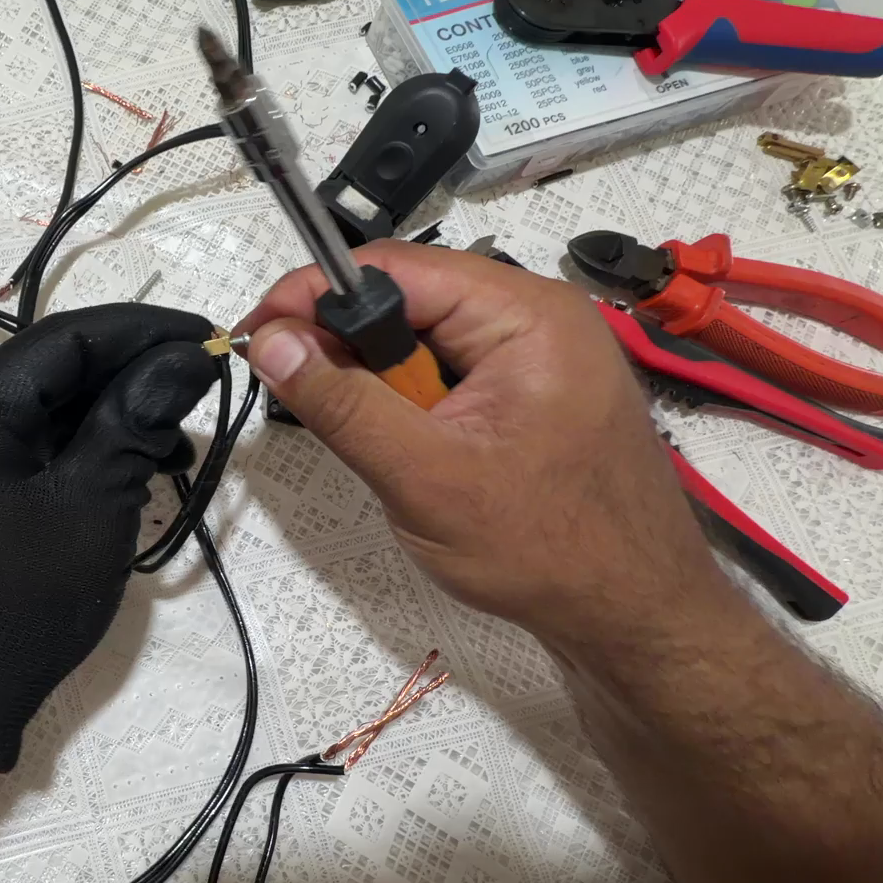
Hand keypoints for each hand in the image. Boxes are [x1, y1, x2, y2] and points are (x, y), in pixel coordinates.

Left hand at [0, 303, 220, 769]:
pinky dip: (93, 446)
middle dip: (134, 375)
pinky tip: (143, 465)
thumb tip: (188, 356)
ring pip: (55, 404)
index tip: (208, 337)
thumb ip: (135, 419)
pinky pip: (44, 441)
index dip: (141, 330)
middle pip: (59, 368)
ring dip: (120, 414)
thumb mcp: (92, 504)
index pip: (63, 339)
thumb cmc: (27, 601)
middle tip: (201, 389)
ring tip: (180, 446)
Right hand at [235, 241, 740, 649]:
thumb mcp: (421, 476)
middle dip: (335, 337)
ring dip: (365, 372)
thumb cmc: (538, 547)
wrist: (628, 613)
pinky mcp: (521, 389)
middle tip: (285, 387)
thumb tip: (267, 341)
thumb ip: (341, 405)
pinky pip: (439, 369)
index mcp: (523, 316)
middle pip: (404, 298)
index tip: (253, 337)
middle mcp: (530, 317)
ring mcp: (530, 354)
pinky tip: (386, 434)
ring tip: (337, 420)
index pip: (393, 270)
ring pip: (415, 337)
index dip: (311, 294)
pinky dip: (397, 395)